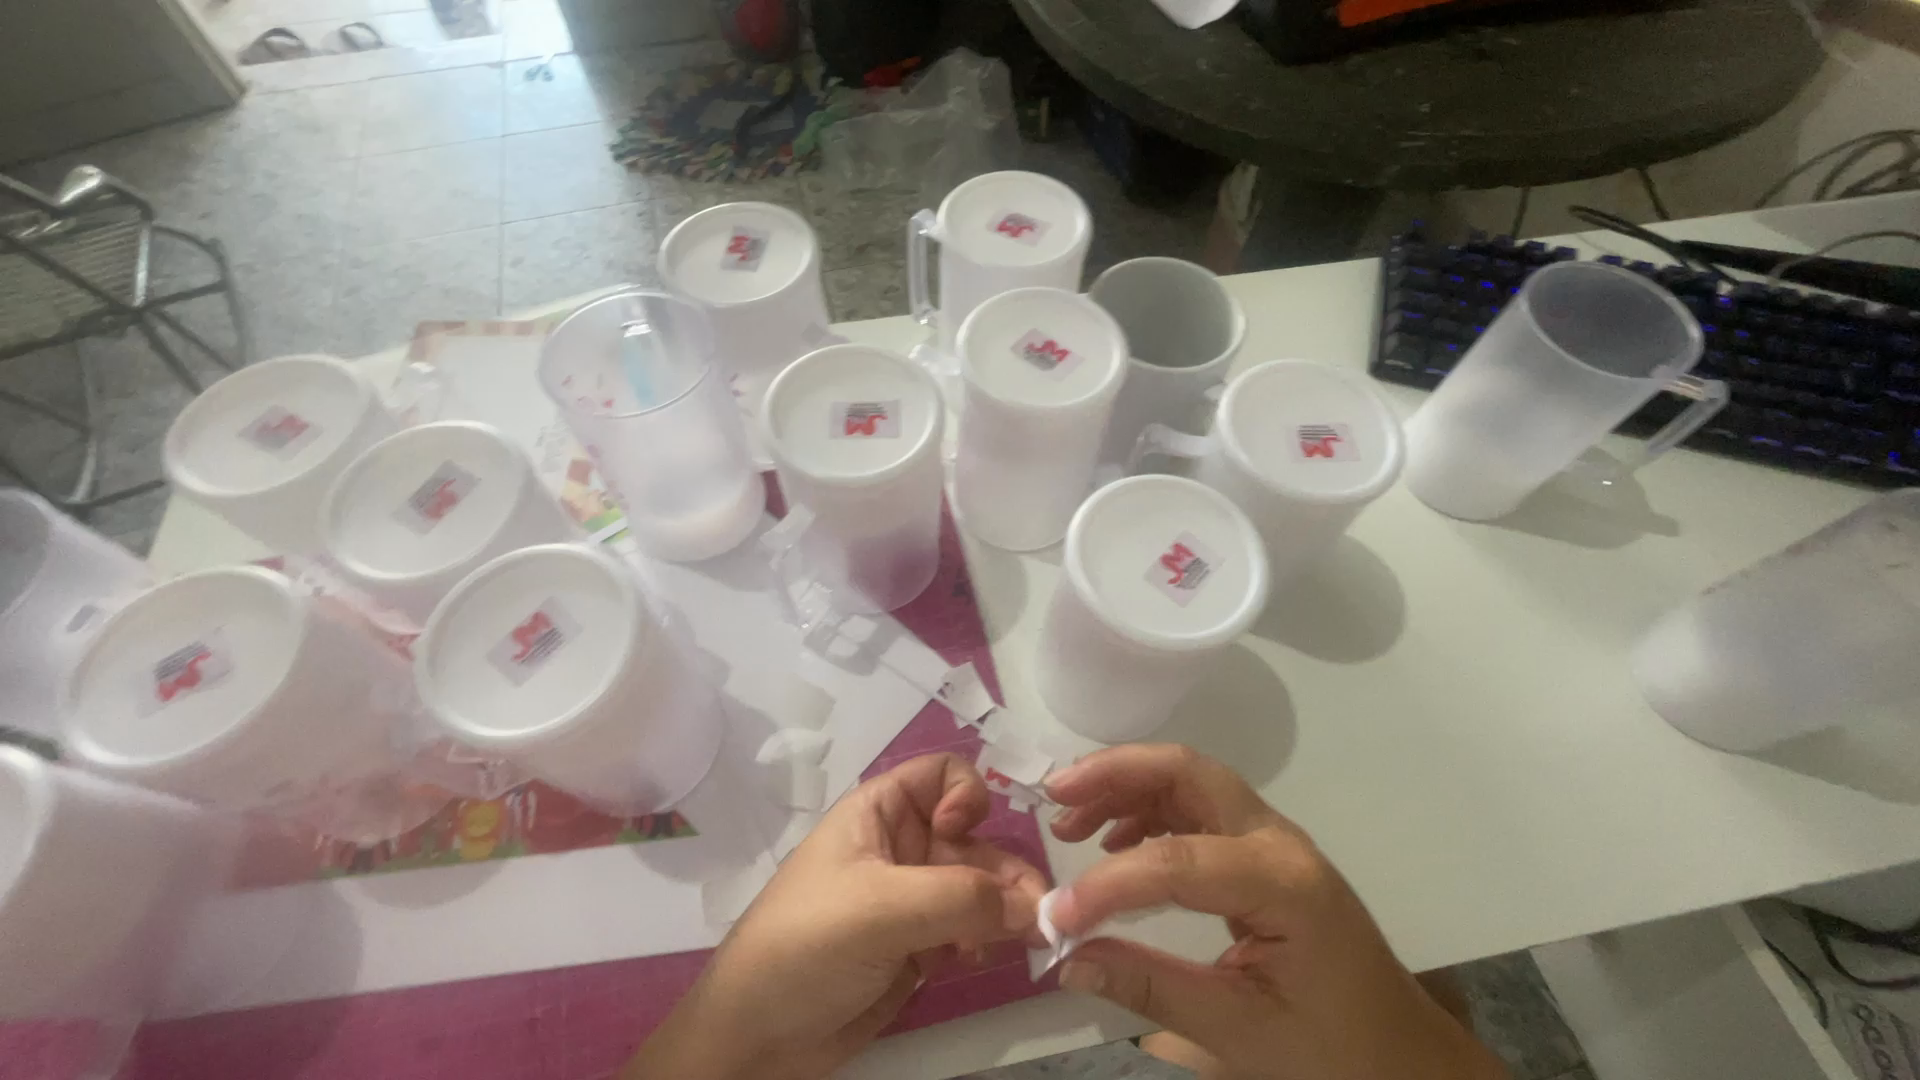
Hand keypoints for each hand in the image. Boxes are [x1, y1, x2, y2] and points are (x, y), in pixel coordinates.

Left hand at [627, 753, 1047, 1079]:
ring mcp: (912, 898)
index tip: (964, 834)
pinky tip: (978, 960)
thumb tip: (1035, 906)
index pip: (942, 775)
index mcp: (879, 812)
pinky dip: (985, 940)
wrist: (756, 1037)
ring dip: (1003, 909)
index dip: (965, 795)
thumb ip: (960, 899)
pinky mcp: (919, 945)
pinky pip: (970, 929)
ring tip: (1019, 942)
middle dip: (1004, 870)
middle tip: (1036, 915)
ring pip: (979, 886)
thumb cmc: (807, 945)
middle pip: (973, 837)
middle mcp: (901, 846)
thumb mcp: (880, 908)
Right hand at [1045, 745, 1506, 1079]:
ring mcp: (1271, 838)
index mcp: (1283, 884)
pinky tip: (1112, 840)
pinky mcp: (1259, 850)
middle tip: (1057, 794)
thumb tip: (1068, 957)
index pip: (1179, 861)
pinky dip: (1146, 809)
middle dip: (1117, 772)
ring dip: (1126, 785)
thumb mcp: (1240, 1032)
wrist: (1401, 1054)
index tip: (1058, 915)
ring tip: (1070, 818)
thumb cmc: (1333, 1050)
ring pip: (1188, 779)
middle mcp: (1277, 840)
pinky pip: (1195, 808)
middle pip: (1189, 771)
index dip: (1110, 883)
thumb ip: (1149, 988)